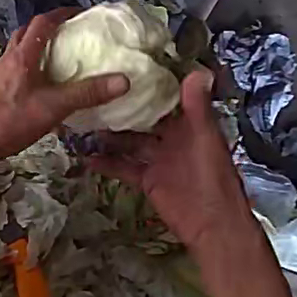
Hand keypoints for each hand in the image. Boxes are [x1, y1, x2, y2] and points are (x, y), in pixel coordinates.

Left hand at [0, 9, 129, 169]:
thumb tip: (123, 80)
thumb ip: (87, 94)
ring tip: (61, 57)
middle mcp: (9, 60)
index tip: (81, 12)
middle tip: (71, 33)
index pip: (43, 23)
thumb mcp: (53, 108)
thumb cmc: (9, 122)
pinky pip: (16, 69)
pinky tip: (43, 86)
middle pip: (28, 33)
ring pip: (20, 51)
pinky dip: (32, 68)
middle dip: (49, 28)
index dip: (62, 14)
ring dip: (38, 47)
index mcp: (22, 56)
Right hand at [85, 68, 260, 254]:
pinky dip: (107, 163)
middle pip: (143, 122)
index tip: (124, 71)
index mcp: (190, 126)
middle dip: (123, 112)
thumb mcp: (205, 138)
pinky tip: (86, 157)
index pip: (166, 101)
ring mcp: (158, 160)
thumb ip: (197, 107)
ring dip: (110, 136)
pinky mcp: (147, 180)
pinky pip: (124, 168)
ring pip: (130, 143)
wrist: (212, 224)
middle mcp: (172, 140)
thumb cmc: (212, 177)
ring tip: (84, 124)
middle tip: (95, 97)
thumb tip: (195, 71)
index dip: (148, 88)